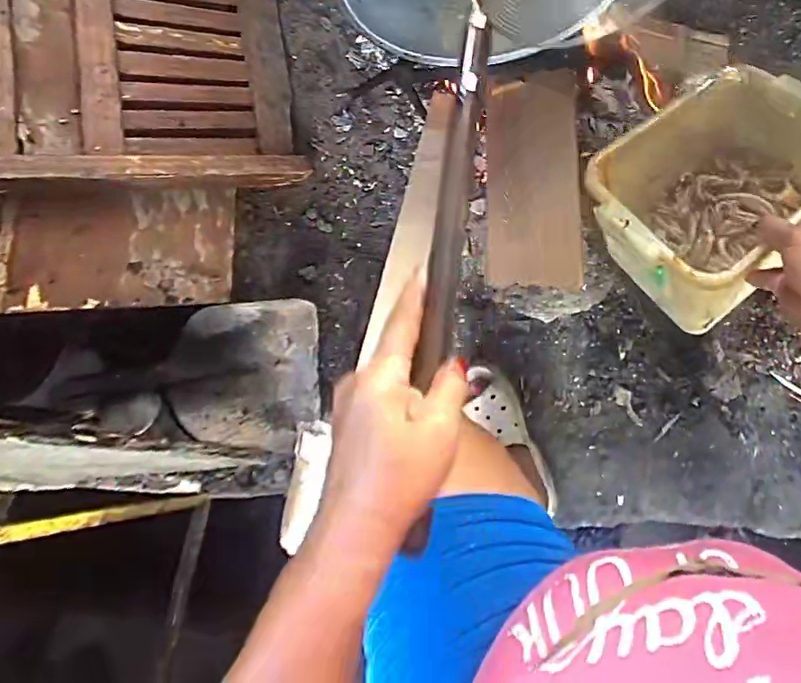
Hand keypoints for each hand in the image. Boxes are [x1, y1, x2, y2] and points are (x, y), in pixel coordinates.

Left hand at [313, 274, 469, 555]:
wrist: (355, 529)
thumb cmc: (397, 481)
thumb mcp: (441, 429)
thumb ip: (450, 385)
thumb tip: (454, 364)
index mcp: (379, 376)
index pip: (401, 323)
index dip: (415, 296)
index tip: (421, 272)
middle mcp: (356, 382)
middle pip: (397, 357)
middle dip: (422, 367)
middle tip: (444, 396)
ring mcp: (347, 404)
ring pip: (389, 384)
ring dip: (411, 397)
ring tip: (426, 437)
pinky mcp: (346, 425)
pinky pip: (378, 403)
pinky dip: (397, 412)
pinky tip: (408, 445)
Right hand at [748, 215, 800, 326]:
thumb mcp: (796, 239)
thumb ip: (777, 227)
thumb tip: (762, 221)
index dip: (789, 224)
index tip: (767, 226)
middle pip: (798, 245)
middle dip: (776, 242)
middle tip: (754, 238)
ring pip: (787, 264)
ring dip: (768, 260)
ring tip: (748, 254)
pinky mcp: (800, 296)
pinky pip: (778, 282)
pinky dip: (764, 278)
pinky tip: (748, 275)